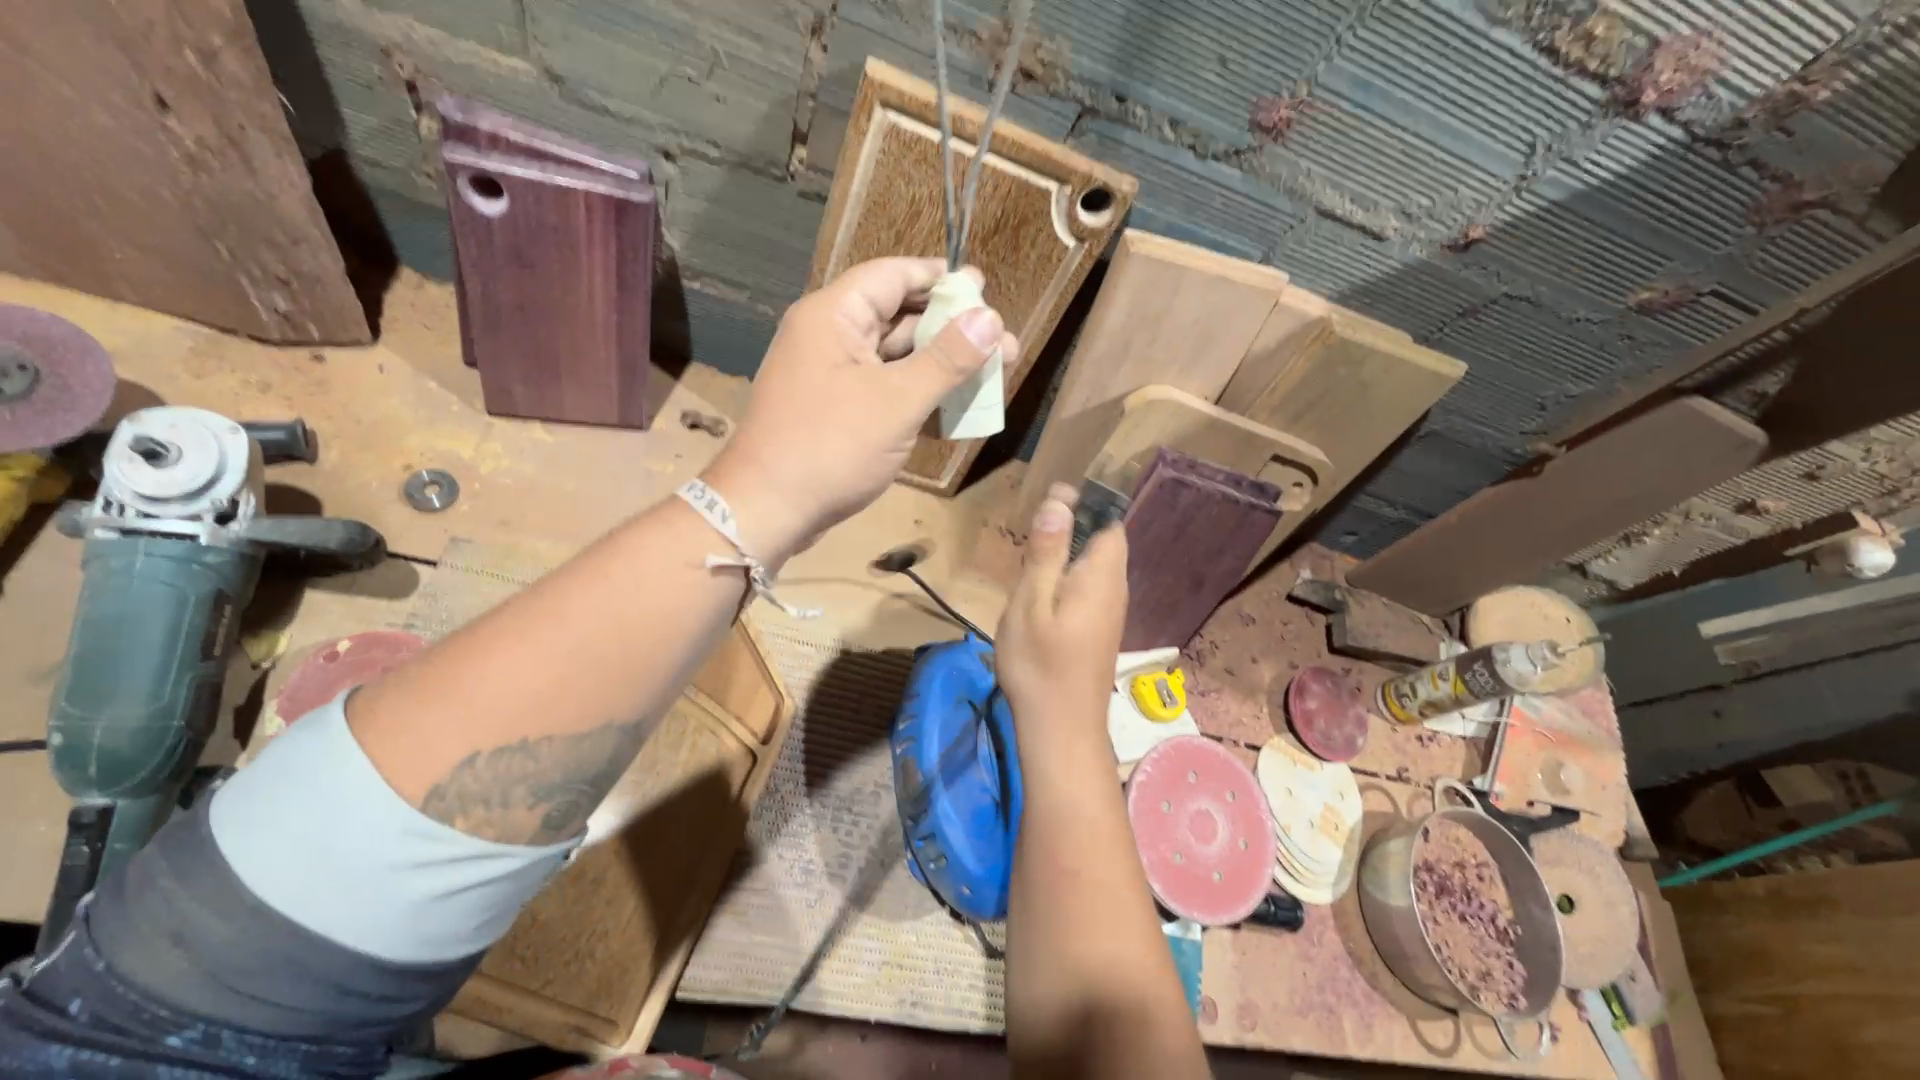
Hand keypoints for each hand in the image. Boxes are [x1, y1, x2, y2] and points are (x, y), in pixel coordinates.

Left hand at [703, 257, 1019, 561]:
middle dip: (951, 327)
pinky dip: (919, 393)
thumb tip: (990, 317)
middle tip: (1002, 337)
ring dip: (941, 364)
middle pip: (898, 315)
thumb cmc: (830, 447)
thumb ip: (946, 358)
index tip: (983, 288)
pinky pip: (885, 388)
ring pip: (896, 356)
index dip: (939, 278)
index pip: (892, 275)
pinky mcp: (837, 410)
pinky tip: (959, 404)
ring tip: (995, 370)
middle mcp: (830, 336)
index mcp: (834, 316)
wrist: (767, 510)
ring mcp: (832, 375)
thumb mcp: (897, 401)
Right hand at [995, 483, 1128, 736]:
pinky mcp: (1100, 631)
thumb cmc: (1040, 664)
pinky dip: (1066, 583)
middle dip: (1070, 532)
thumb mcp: (1032, 601)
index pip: (1109, 522)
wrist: (1061, 730)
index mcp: (1103, 575)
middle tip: (1030, 540)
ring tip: (1029, 567)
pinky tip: (1039, 599)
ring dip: (1065, 559)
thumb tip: (1061, 500)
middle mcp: (1116, 589)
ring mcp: (1111, 613)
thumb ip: (1047, 551)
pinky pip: (1088, 589)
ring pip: (1093, 568)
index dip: (1084, 505)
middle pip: (1102, 543)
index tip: (1048, 506)